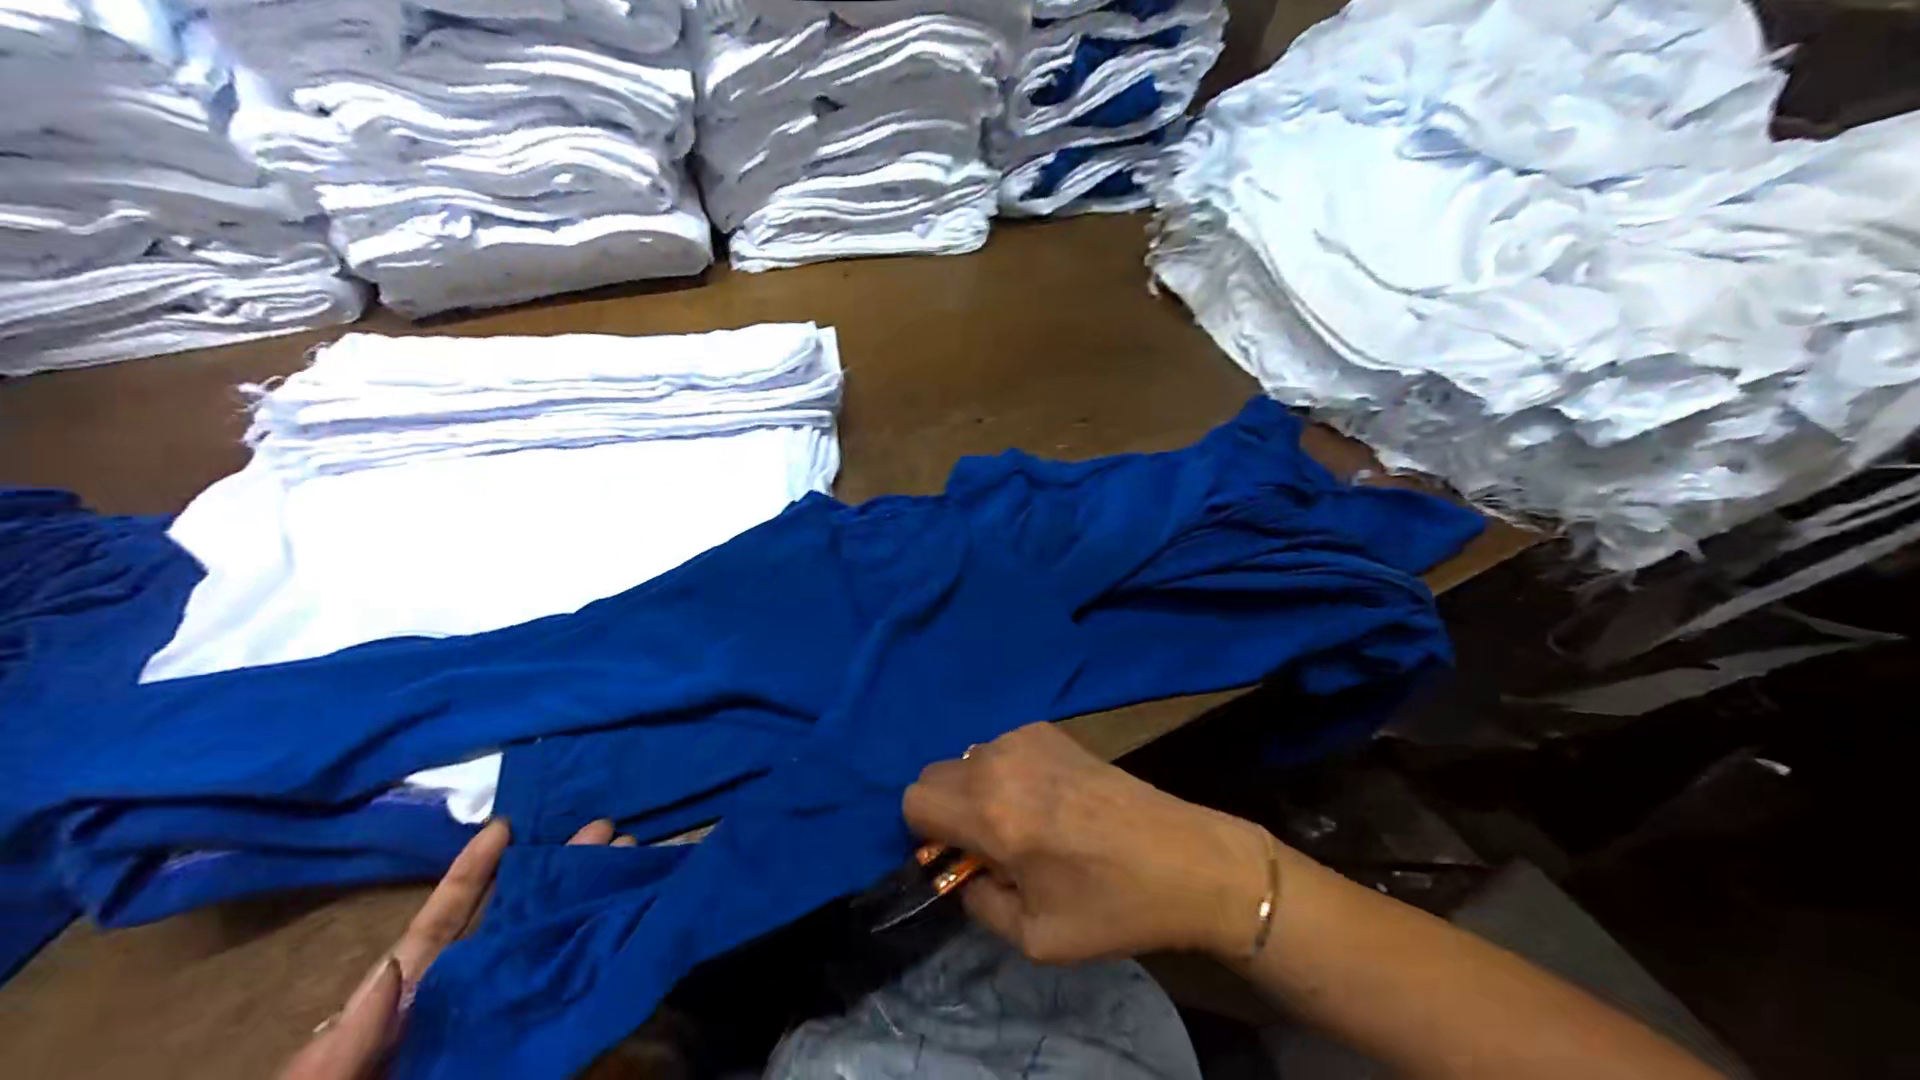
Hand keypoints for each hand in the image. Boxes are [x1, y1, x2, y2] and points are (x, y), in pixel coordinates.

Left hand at [277, 818, 636, 1079]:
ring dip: (586, 909)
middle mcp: (459, 1001)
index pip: (441, 924)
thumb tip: (395, 967)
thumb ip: (343, 1046)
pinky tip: (630, 943)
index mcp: (407, 1002)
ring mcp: (496, 1027)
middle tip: (605, 830)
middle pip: (512, 923)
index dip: (476, 873)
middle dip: (556, 872)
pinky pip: (565, 1013)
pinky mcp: (531, 1053)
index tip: (508, 825)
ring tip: (629, 867)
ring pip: (546, 954)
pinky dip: (597, 975)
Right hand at [902, 722, 1273, 963]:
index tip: (961, 859)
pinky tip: (1050, 798)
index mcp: (991, 813)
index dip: (927, 835)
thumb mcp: (1034, 937)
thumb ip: (978, 904)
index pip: (914, 800)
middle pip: (935, 774)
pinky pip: (1002, 748)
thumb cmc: (1111, 905)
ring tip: (1027, 822)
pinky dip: (1007, 772)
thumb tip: (961, 873)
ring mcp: (1026, 737)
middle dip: (948, 811)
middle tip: (991, 845)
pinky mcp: (1051, 730)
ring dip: (978, 790)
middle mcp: (999, 762)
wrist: (1186, 859)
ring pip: (969, 760)